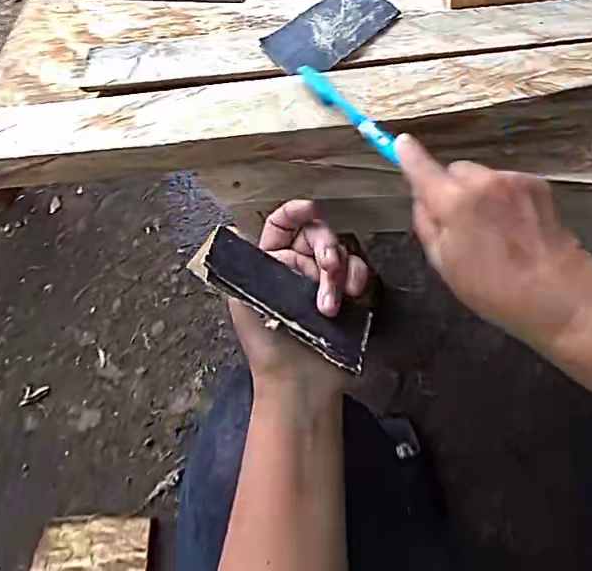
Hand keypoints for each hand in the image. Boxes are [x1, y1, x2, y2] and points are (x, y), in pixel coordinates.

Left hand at [227, 200, 370, 393]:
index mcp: (272, 262)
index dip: (295, 211)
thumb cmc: (268, 345)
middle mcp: (299, 264)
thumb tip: (232, 228)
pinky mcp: (348, 290)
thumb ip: (242, 264)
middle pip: (318, 233)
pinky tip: (352, 296)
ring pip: (343, 250)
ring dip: (340, 273)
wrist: (300, 382)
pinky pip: (359, 269)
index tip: (311, 209)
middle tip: (328, 267)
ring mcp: (325, 277)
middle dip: (327, 247)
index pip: (282, 225)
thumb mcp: (246, 301)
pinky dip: (357, 278)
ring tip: (330, 305)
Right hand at [396, 135, 591, 350]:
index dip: (410, 156)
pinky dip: (506, 198)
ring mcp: (512, 178)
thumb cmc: (494, 288)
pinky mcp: (535, 181)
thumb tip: (421, 197)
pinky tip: (517, 226)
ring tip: (497, 232)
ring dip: (482, 194)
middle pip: (456, 172)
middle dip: (454, 190)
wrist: (555, 288)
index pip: (423, 169)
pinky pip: (508, 183)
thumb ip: (427, 224)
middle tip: (464, 225)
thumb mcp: (445, 264)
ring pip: (483, 177)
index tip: (402, 142)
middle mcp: (483, 181)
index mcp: (454, 203)